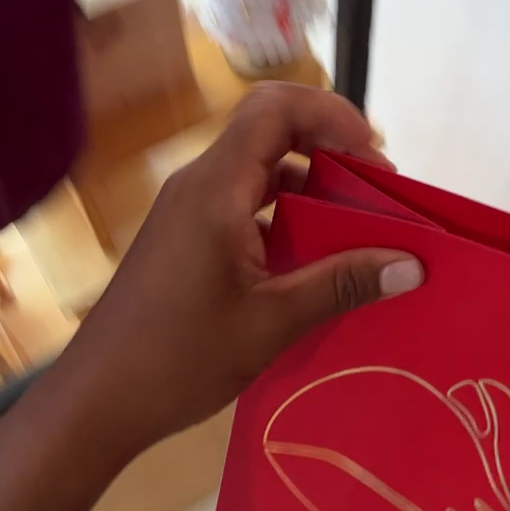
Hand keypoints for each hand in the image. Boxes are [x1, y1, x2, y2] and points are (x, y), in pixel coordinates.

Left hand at [47, 83, 423, 459]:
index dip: (331, 114)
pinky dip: (284, 214)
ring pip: (258, 170)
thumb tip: (412, 265)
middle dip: (329, 148)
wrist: (97, 401)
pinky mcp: (186, 237)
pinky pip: (243, 204)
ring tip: (355, 225)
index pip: (275, 110)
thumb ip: (341, 285)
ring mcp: (189, 211)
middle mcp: (199, 185)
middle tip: (375, 189)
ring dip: (309, 185)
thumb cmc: (178, 359)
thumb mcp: (271, 323)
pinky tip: (312, 257)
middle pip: (269, 132)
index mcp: (215, 189)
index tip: (375, 153)